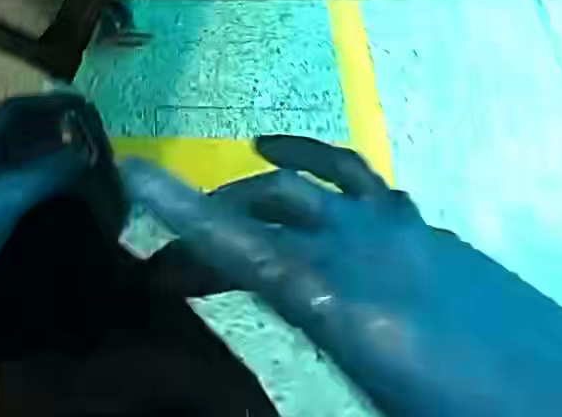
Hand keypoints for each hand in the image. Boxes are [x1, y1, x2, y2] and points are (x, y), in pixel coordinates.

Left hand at [0, 94, 103, 416]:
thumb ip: (43, 173)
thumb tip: (87, 154)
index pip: (15, 111)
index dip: (53, 107)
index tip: (91, 115)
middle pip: (21, 136)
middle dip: (60, 138)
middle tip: (98, 152)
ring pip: (22, 167)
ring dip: (55, 167)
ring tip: (92, 178)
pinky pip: (20, 197)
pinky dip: (46, 195)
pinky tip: (69, 209)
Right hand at [124, 136, 561, 416]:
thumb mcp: (390, 409)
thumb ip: (324, 362)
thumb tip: (272, 336)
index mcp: (349, 308)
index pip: (241, 247)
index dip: (180, 213)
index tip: (132, 176)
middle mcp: (364, 251)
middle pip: (260, 214)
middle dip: (205, 226)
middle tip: (170, 267)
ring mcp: (401, 232)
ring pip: (305, 183)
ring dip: (258, 186)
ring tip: (224, 190)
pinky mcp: (429, 231)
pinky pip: (357, 180)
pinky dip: (317, 168)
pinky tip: (301, 169)